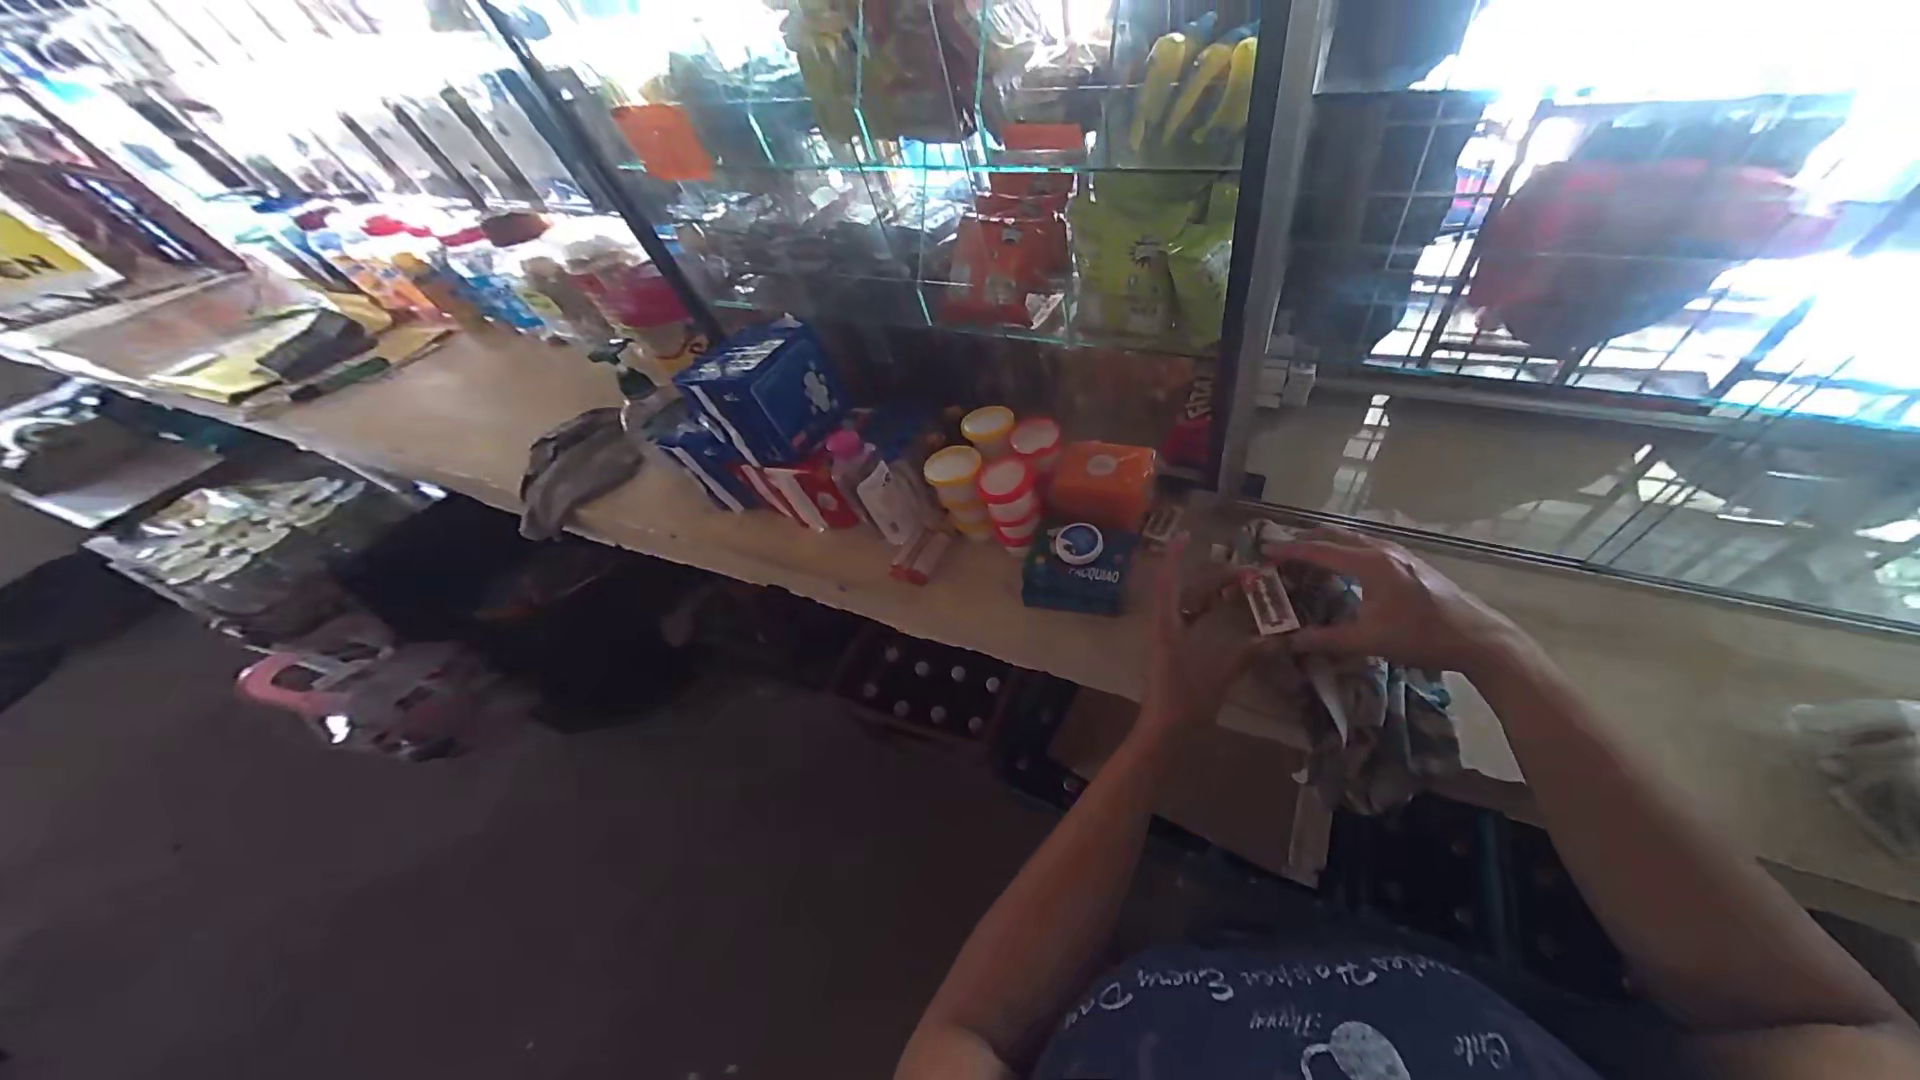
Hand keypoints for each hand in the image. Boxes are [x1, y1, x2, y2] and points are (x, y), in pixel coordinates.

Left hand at [1143, 533, 1268, 732]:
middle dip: (1217, 579)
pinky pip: (1200, 629)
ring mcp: (1173, 643)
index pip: (1168, 581)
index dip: (1174, 556)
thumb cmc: (1185, 701)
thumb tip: (1280, 638)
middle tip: (1250, 575)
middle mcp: (1167, 628)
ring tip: (1250, 590)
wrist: (1167, 733)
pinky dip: (1219, 621)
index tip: (1186, 535)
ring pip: (1195, 609)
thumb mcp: (1218, 673)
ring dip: (1219, 598)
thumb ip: (1248, 653)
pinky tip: (1244, 622)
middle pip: (1190, 593)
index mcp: (1166, 624)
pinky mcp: (1181, 657)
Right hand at [1262, 526, 1529, 675]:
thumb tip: (1289, 643)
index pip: (1318, 551)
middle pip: (1333, 535)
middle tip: (1279, 551)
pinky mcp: (1409, 562)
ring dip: (1324, 543)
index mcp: (1369, 564)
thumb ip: (1326, 639)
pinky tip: (1341, 565)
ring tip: (1304, 555)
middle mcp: (1383, 551)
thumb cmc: (1422, 637)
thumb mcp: (1369, 641)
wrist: (1481, 639)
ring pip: (1352, 537)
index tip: (1264, 551)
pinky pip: (1366, 545)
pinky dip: (1343, 549)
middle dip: (1303, 540)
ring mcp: (1399, 553)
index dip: (1288, 550)